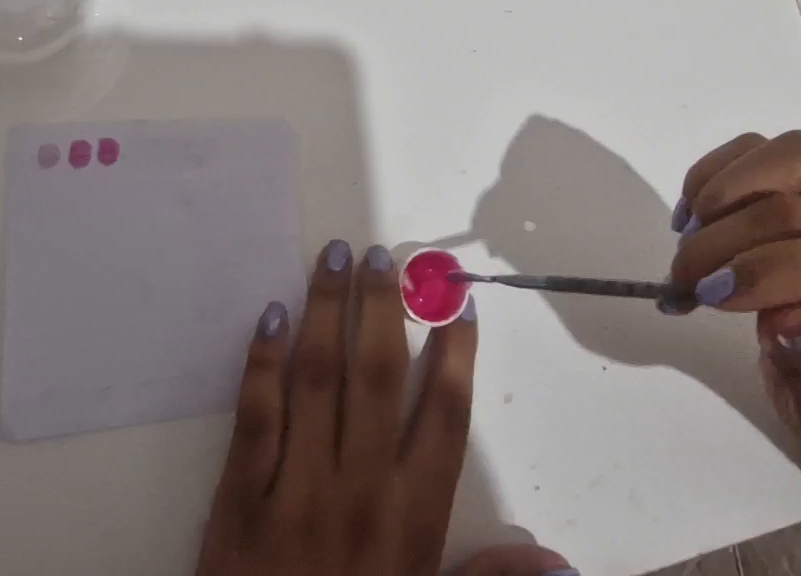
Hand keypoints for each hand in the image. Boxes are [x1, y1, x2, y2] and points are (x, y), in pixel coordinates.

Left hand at [197, 240, 478, 575]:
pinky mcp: (241, 493)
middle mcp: (360, 486)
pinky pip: (256, 412)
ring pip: (318, 376)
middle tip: (383, 255)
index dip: (454, 352)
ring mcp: (296, 485)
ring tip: (334, 257)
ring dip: (327, 309)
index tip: (456, 303)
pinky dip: (262, 359)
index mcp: (412, 514)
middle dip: (383, 306)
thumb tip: (560, 560)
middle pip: (378, 374)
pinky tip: (271, 314)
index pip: (444, 413)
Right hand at [668, 131, 800, 459]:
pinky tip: (693, 217)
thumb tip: (790, 318)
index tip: (710, 296)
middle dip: (729, 235)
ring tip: (688, 239)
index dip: (778, 268)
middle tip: (682, 279)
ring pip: (795, 155)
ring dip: (723, 189)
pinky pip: (766, 150)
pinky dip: (716, 174)